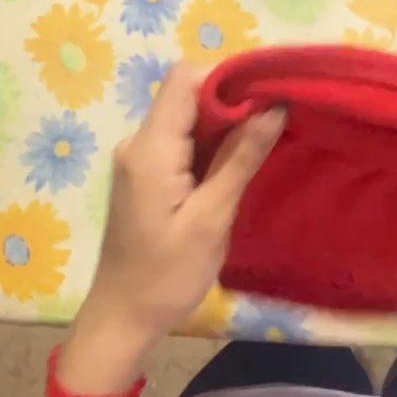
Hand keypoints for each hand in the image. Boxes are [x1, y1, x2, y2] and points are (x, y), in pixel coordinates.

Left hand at [61, 62, 285, 389]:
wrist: (122, 319)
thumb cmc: (167, 275)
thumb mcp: (212, 218)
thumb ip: (241, 157)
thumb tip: (274, 106)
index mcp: (150, 148)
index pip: (185, 78)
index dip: (227, 78)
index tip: (267, 97)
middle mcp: (139, 143)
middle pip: (187, 95)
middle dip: (232, 102)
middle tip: (274, 123)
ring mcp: (140, 159)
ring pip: (187, 118)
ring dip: (224, 126)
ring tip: (262, 144)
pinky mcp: (146, 175)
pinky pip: (181, 142)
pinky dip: (210, 146)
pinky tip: (236, 165)